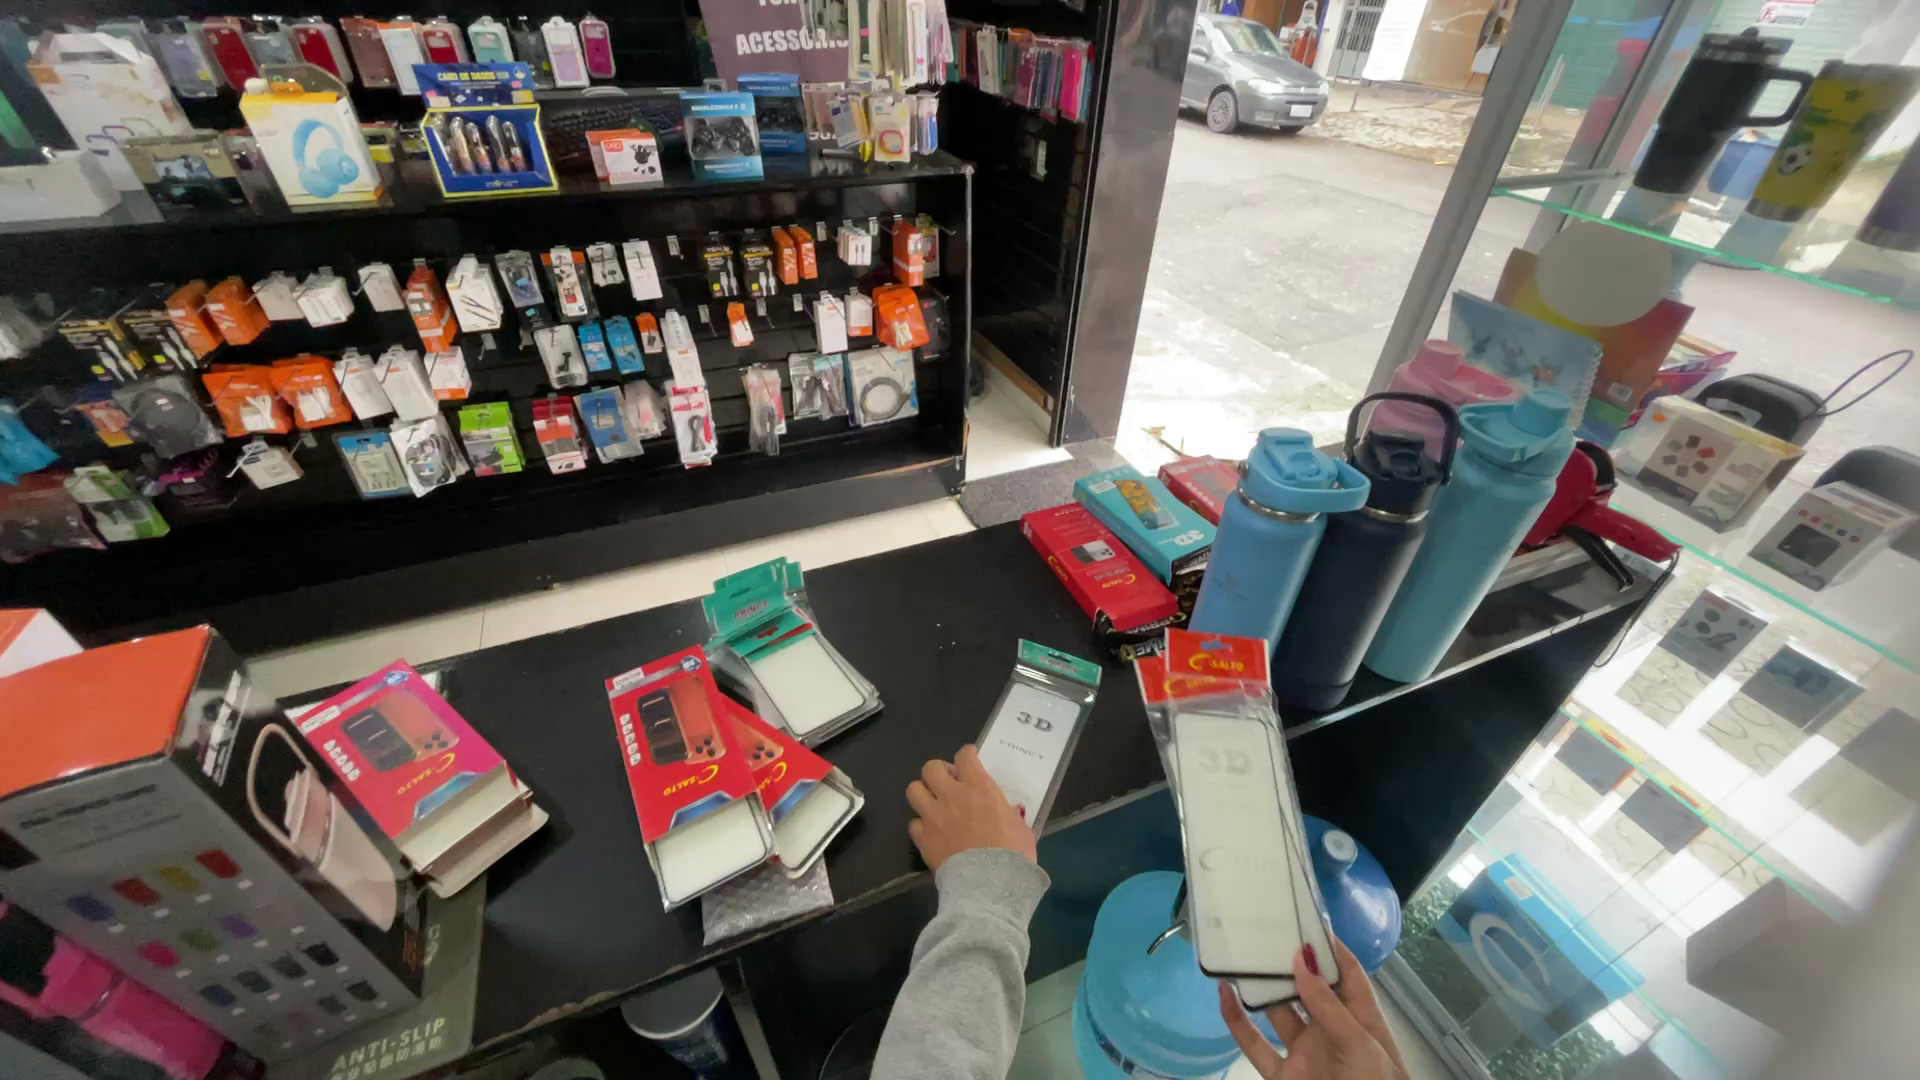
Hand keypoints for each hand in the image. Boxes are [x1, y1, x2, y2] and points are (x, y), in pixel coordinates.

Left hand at [905, 745, 1036, 870]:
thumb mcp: (1018, 825)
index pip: (965, 756)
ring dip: (923, 794)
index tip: (969, 759)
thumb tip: (1003, 812)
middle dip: (938, 772)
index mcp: (980, 788)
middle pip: (931, 767)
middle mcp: (953, 796)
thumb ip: (1005, 811)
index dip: (966, 754)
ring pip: (914, 790)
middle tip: (948, 784)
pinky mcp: (923, 839)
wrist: (991, 886)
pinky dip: (921, 826)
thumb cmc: (1014, 854)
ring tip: (933, 804)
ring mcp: (934, 816)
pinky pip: (913, 824)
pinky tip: (931, 833)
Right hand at [1218, 937, 1408, 1079]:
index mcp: (1362, 1025)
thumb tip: (1300, 955)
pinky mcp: (1282, 1076)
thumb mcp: (1362, 1050)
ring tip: (1239, 951)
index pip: (1348, 975)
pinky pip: (1254, 1043)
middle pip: (1308, 986)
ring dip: (1260, 984)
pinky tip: (1224, 993)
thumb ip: (1328, 1006)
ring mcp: (1305, 1055)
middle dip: (1288, 958)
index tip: (1303, 915)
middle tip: (1262, 925)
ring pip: (1277, 1010)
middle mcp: (1332, 1034)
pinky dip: (1236, 1019)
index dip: (1330, 946)